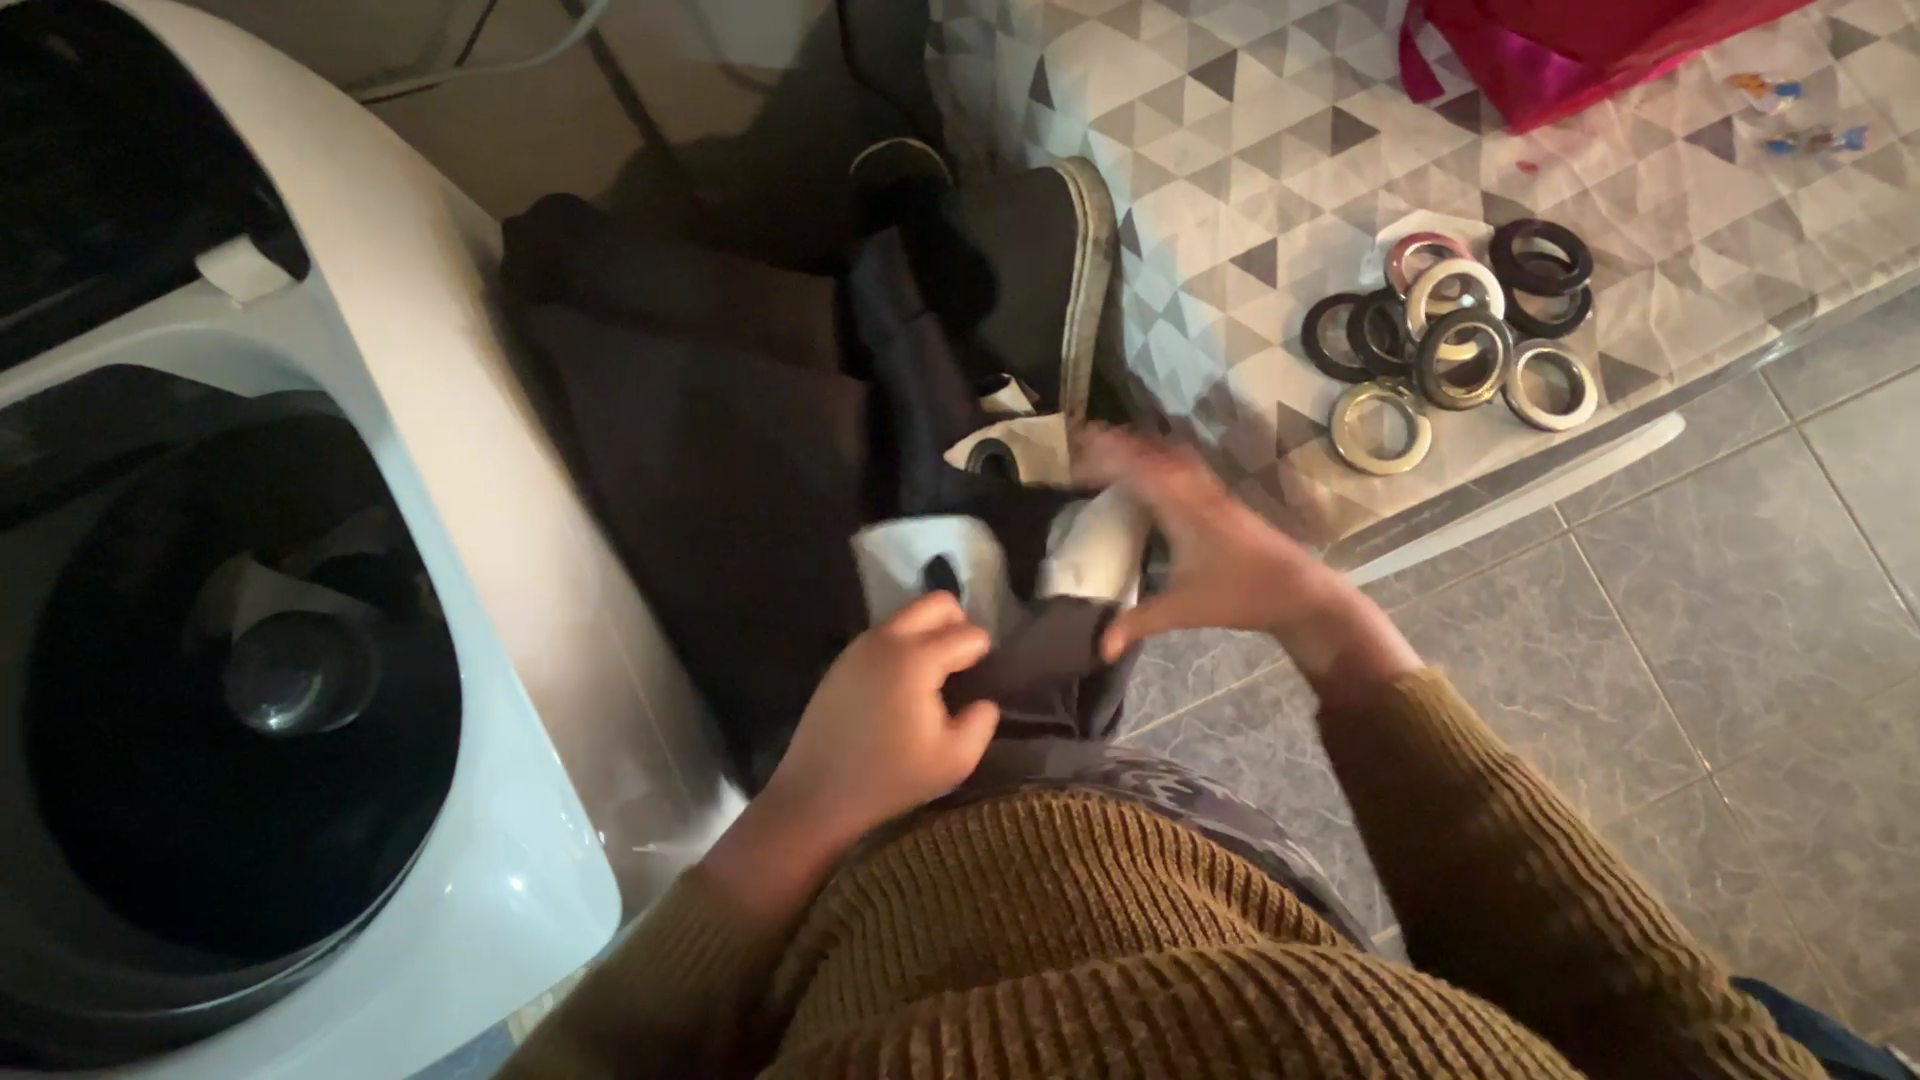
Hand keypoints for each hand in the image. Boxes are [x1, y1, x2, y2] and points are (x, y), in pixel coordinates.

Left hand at [765, 590, 1000, 836]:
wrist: (816, 793)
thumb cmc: (889, 778)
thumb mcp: (953, 760)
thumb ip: (981, 723)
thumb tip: (984, 701)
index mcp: (916, 659)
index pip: (967, 633)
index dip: (983, 651)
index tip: (984, 675)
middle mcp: (886, 639)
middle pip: (935, 602)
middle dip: (958, 622)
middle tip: (964, 661)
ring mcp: (859, 646)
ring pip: (907, 615)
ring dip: (928, 632)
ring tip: (936, 674)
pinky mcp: (842, 660)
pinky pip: (884, 635)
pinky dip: (903, 645)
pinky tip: (903, 684)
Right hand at [1075, 426, 1420, 692]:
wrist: (1302, 592)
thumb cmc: (1242, 595)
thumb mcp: (1184, 610)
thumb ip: (1139, 623)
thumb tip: (1101, 647)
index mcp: (1184, 510)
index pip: (1139, 470)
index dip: (1109, 454)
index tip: (1080, 445)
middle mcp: (1198, 493)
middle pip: (1155, 453)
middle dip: (1121, 442)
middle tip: (1087, 440)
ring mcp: (1215, 495)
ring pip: (1175, 457)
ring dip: (1144, 448)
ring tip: (1115, 448)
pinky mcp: (1225, 503)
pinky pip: (1188, 469)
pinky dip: (1163, 461)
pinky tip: (1156, 474)